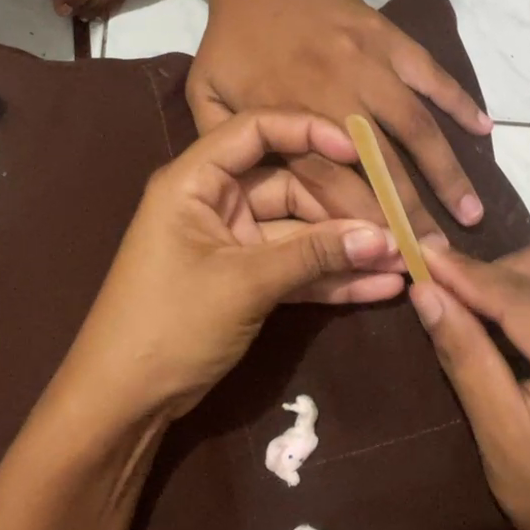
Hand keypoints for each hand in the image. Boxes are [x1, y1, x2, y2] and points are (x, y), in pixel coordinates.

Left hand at [58, 111, 405, 423]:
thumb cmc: (170, 323)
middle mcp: (214, 202)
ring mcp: (231, 243)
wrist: (125, 398)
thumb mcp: (244, 283)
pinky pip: (294, 269)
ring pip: (299, 233)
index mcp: (195, 181)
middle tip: (398, 229)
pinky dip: (330, 279)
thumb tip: (383, 237)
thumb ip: (312, 255)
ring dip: (345, 249)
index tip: (358, 149)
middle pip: (289, 186)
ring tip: (403, 262)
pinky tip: (379, 288)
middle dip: (343, 211)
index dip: (308, 131)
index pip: (256, 131)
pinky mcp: (244, 281)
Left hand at [189, 0, 493, 238]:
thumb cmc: (233, 44)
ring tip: (471, 213)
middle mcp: (335, 95)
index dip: (363, 227)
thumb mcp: (205, 98)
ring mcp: (369, 65)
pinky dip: (459, 100)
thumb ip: (227, 149)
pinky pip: (431, 74)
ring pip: (416, 127)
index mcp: (288, 117)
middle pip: (382, 166)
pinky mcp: (390, 41)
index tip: (389, 262)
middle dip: (413, 214)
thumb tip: (256, 201)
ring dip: (447, 172)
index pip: (332, 185)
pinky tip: (485, 129)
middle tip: (439, 255)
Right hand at [408, 243, 529, 529]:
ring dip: (513, 276)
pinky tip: (504, 317)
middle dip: (492, 268)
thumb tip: (426, 293)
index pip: (525, 300)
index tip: (421, 254)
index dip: (469, 274)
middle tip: (443, 286)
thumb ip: (466, 359)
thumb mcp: (500, 438)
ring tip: (468, 300)